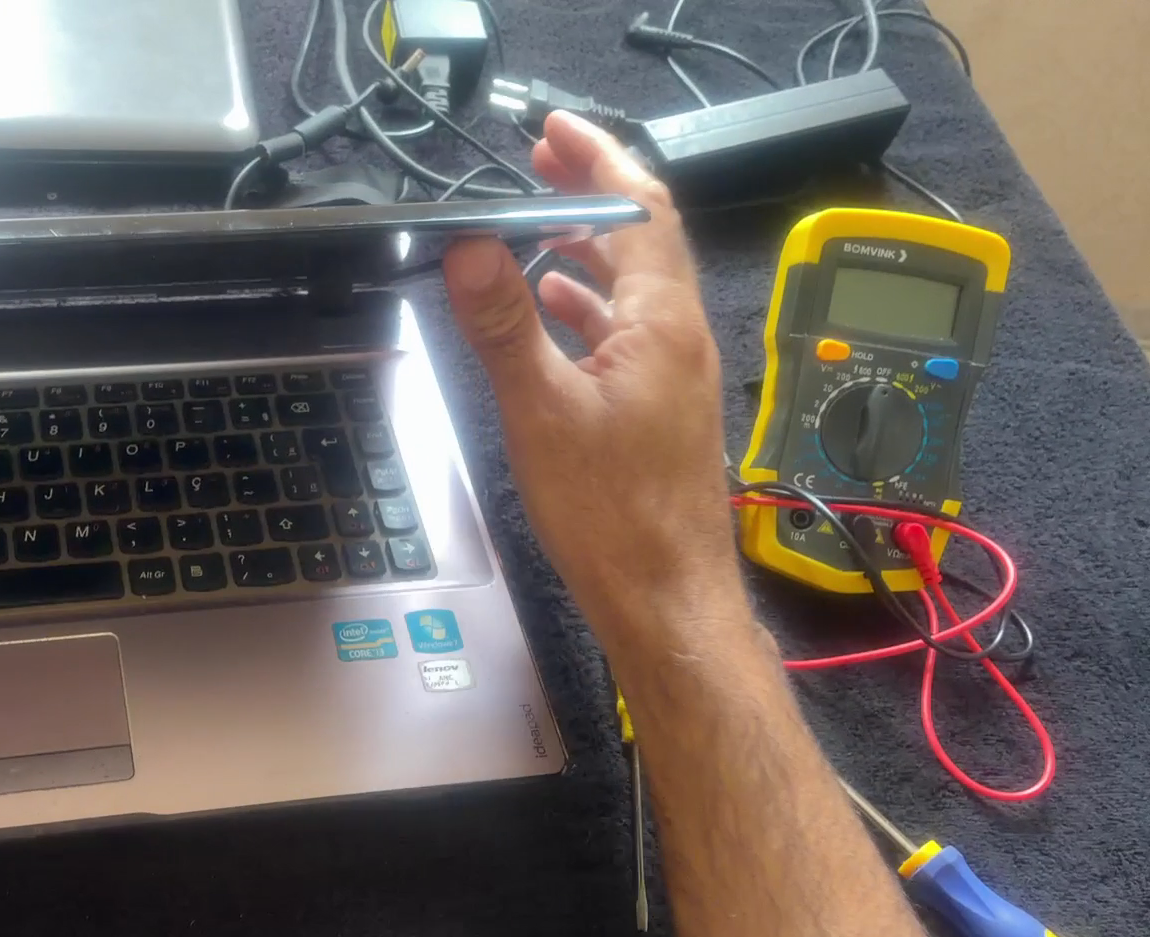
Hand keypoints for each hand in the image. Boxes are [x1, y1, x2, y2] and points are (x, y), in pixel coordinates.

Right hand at [442, 111, 746, 649]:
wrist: (661, 593)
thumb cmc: (608, 511)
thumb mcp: (542, 412)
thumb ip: (506, 327)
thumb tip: (472, 249)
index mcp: (661, 324)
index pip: (638, 211)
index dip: (598, 160)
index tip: (552, 132)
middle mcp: (678, 338)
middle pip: (640, 241)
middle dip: (589, 195)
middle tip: (535, 170)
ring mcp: (669, 374)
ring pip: (631, 289)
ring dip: (585, 251)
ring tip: (534, 229)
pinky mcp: (654, 407)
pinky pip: (623, 334)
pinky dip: (586, 309)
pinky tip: (555, 316)